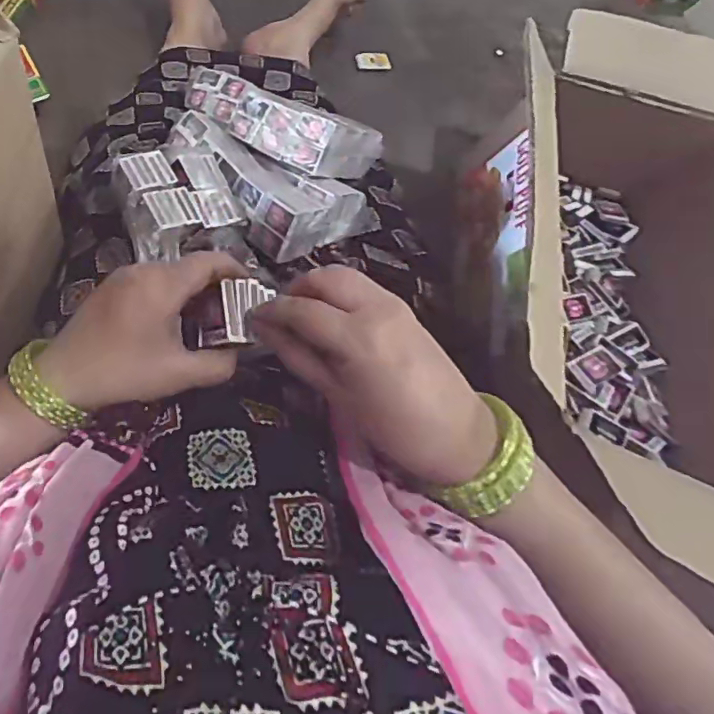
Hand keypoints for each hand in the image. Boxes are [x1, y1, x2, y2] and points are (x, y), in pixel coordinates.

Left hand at [35, 252, 248, 412]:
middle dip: (215, 288)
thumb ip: (219, 364)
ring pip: (169, 275)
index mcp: (163, 282)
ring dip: (190, 293)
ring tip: (202, 324)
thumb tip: (238, 355)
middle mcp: (144, 269)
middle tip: (229, 317)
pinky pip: (149, 281)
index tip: (251, 290)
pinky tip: (169, 325)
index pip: (211, 260)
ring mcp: (123, 275)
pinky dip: (168, 295)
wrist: (63, 376)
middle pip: (190, 267)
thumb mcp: (178, 374)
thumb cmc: (124, 371)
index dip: (237, 270)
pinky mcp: (109, 287)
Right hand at [250, 266, 498, 486]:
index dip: (272, 310)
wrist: (460, 437)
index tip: (252, 317)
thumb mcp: (337, 397)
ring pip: (343, 275)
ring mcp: (393, 303)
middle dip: (295, 289)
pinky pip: (361, 286)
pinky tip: (330, 317)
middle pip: (323, 277)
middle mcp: (375, 308)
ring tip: (303, 314)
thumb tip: (265, 330)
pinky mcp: (404, 307)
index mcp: (357, 336)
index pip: (301, 308)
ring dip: (317, 286)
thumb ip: (298, 356)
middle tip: (279, 314)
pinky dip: (338, 292)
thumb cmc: (393, 428)